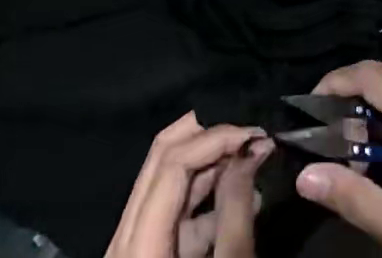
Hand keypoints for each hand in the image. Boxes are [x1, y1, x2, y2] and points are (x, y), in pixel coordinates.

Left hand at [105, 112, 272, 257]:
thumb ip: (237, 209)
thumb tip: (256, 149)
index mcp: (138, 242)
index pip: (173, 163)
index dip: (217, 138)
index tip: (257, 135)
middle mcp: (125, 233)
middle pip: (163, 156)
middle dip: (213, 136)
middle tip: (253, 135)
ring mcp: (131, 240)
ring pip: (168, 178)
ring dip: (214, 161)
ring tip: (255, 157)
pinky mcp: (143, 249)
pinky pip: (173, 206)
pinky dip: (207, 194)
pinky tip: (243, 195)